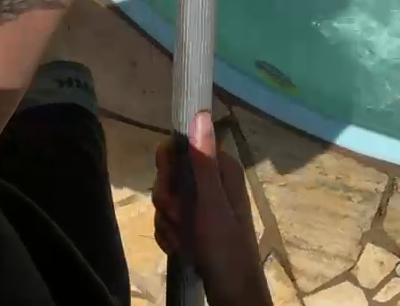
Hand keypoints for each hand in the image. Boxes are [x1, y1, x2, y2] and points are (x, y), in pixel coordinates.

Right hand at [155, 111, 269, 305]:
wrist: (233, 298)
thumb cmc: (226, 249)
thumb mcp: (212, 204)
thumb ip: (203, 161)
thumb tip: (200, 112)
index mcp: (221, 169)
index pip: (180, 147)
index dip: (168, 166)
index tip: (169, 185)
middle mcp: (212, 182)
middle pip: (169, 174)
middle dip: (168, 201)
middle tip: (180, 219)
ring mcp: (202, 205)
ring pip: (166, 200)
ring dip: (170, 223)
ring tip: (185, 242)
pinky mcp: (194, 226)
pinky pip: (168, 221)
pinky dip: (171, 236)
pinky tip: (182, 251)